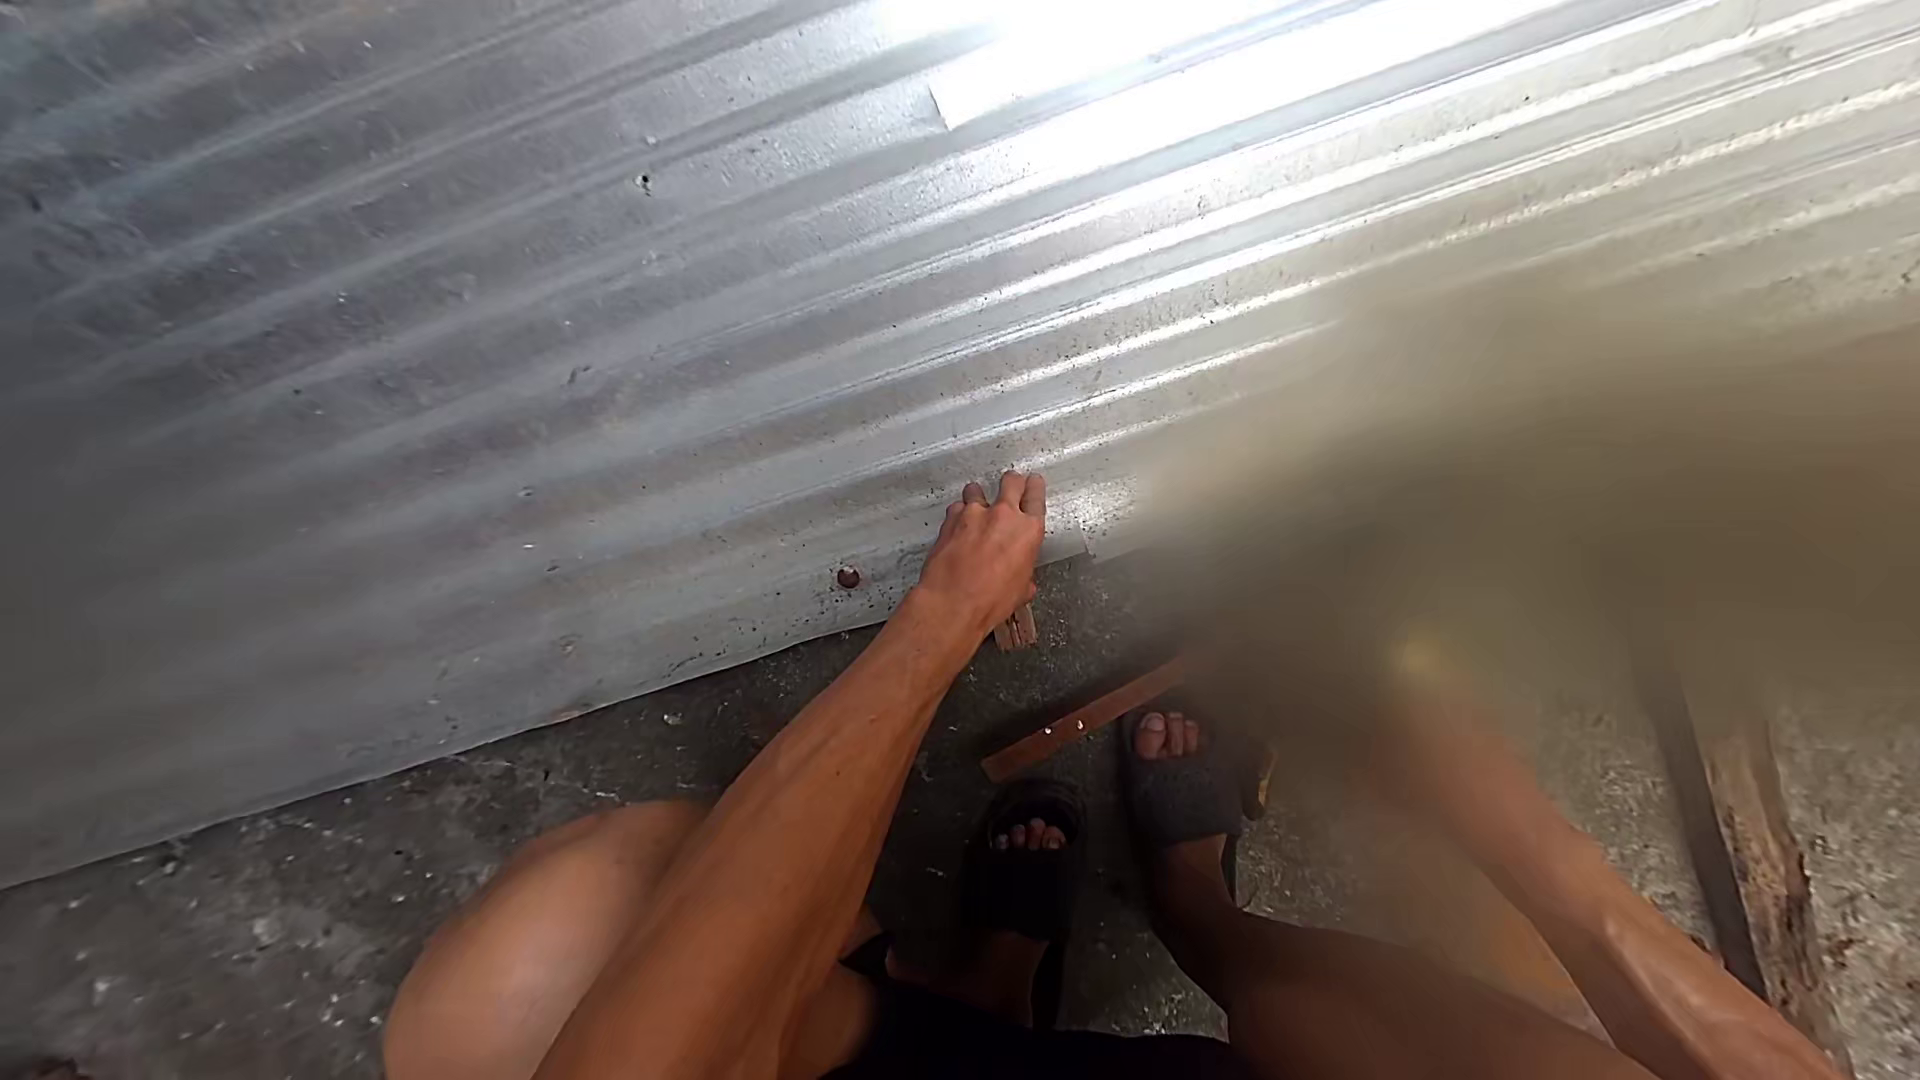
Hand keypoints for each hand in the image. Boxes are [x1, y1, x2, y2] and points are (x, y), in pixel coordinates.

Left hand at [913, 470, 1046, 637]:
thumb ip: (1024, 575)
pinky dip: (958, 514)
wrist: (953, 602)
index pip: (1036, 496)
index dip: (1035, 487)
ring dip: (979, 496)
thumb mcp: (1020, 591)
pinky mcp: (950, 519)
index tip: (1033, 484)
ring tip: (976, 507)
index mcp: (1028, 531)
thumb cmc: (989, 601)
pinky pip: (956, 507)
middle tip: (1011, 485)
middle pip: (1011, 481)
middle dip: (1012, 482)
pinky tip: (957, 527)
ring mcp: (974, 514)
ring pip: (977, 489)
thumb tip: (1022, 581)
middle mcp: (1003, 515)